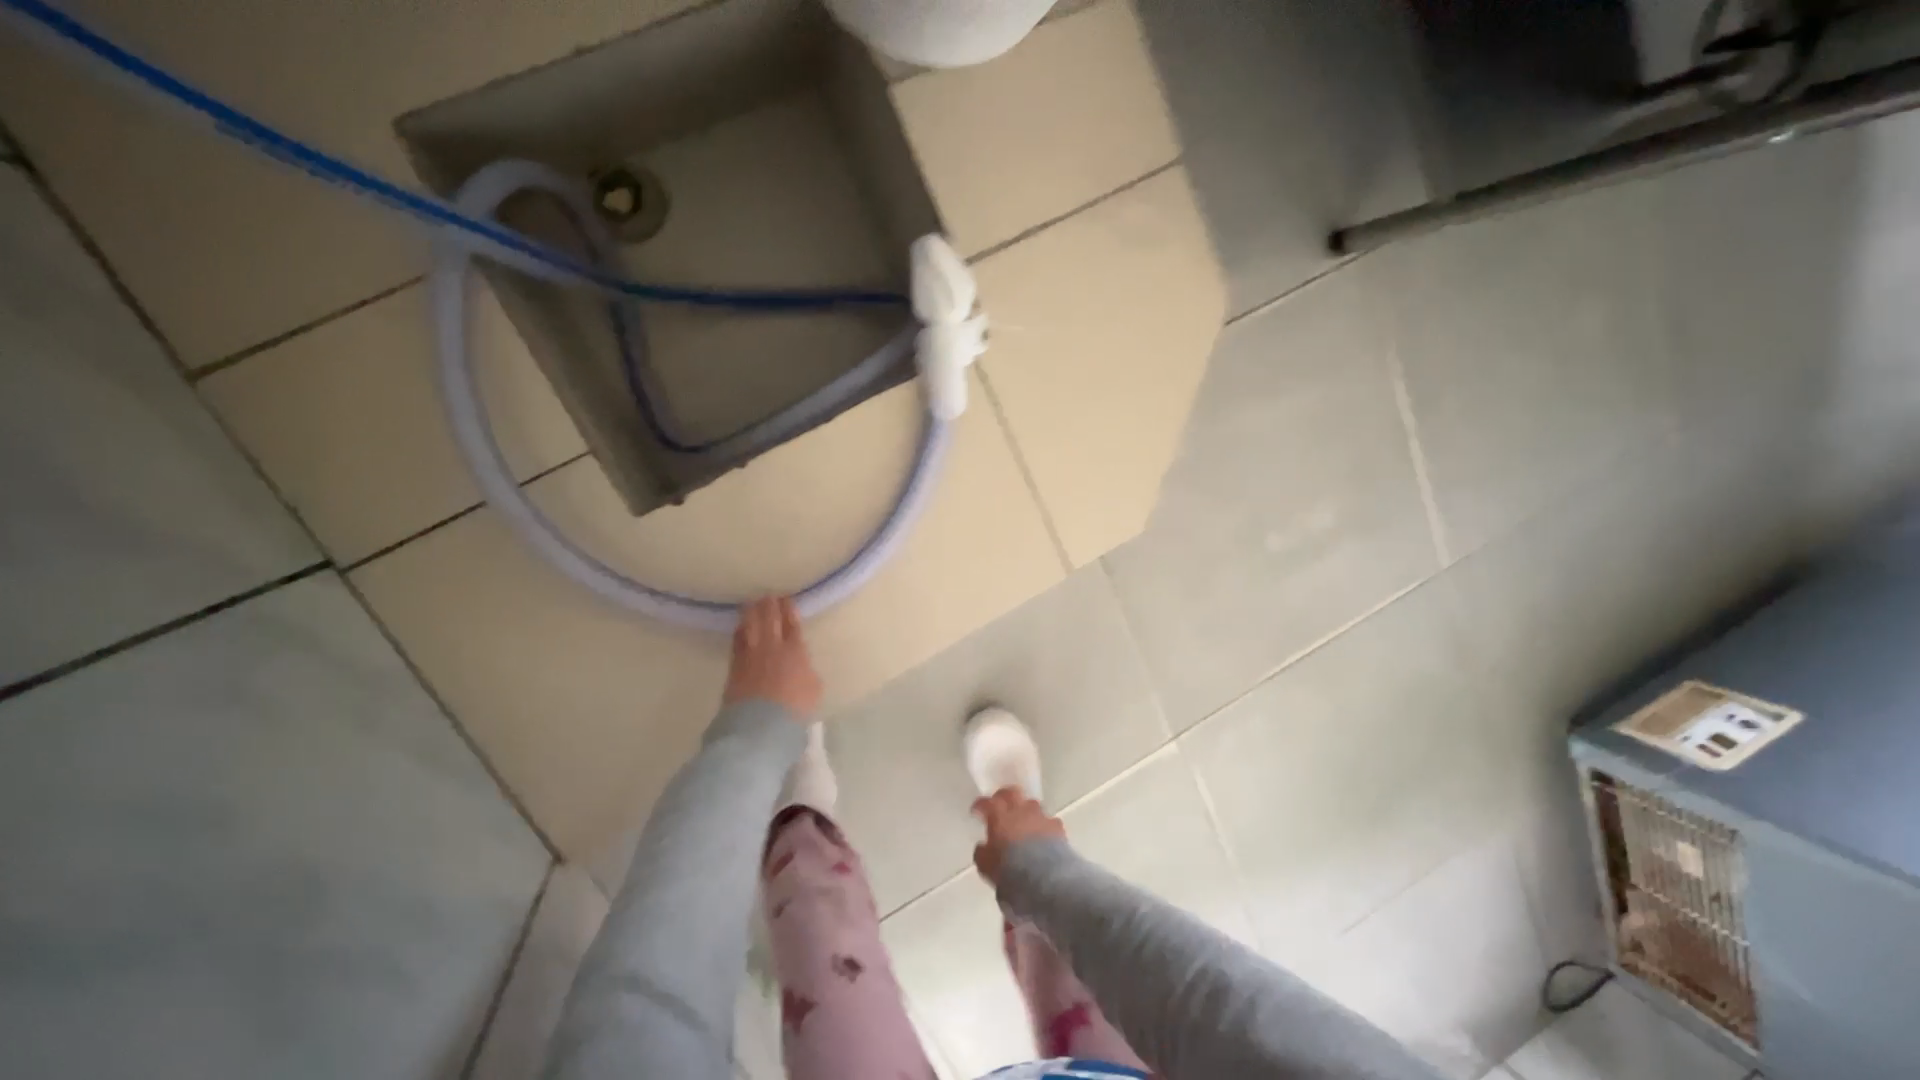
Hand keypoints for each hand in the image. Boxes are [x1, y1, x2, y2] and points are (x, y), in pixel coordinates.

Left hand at [722, 596, 821, 719]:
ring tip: (751, 604)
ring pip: (750, 626)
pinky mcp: (735, 665)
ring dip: (751, 613)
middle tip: (768, 596)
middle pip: (769, 619)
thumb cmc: (795, 707)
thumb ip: (807, 671)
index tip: (786, 600)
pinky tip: (740, 626)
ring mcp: (751, 654)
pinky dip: (740, 631)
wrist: (761, 721)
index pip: (792, 624)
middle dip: (769, 605)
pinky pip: (737, 641)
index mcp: (796, 650)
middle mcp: (772, 646)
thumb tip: (802, 665)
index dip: (789, 610)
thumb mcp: (814, 688)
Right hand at [971, 787, 1066, 886]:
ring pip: (1032, 804)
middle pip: (1011, 793)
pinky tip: (1043, 835)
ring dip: (1025, 810)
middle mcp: (1020, 811)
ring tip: (1023, 821)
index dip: (980, 805)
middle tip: (999, 805)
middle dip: (1004, 797)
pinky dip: (1043, 826)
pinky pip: (1049, 821)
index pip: (987, 803)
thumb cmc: (1010, 872)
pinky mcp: (1057, 827)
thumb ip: (982, 852)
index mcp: (999, 817)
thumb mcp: (986, 866)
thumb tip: (983, 847)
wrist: (1045, 879)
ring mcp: (1040, 817)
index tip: (977, 811)